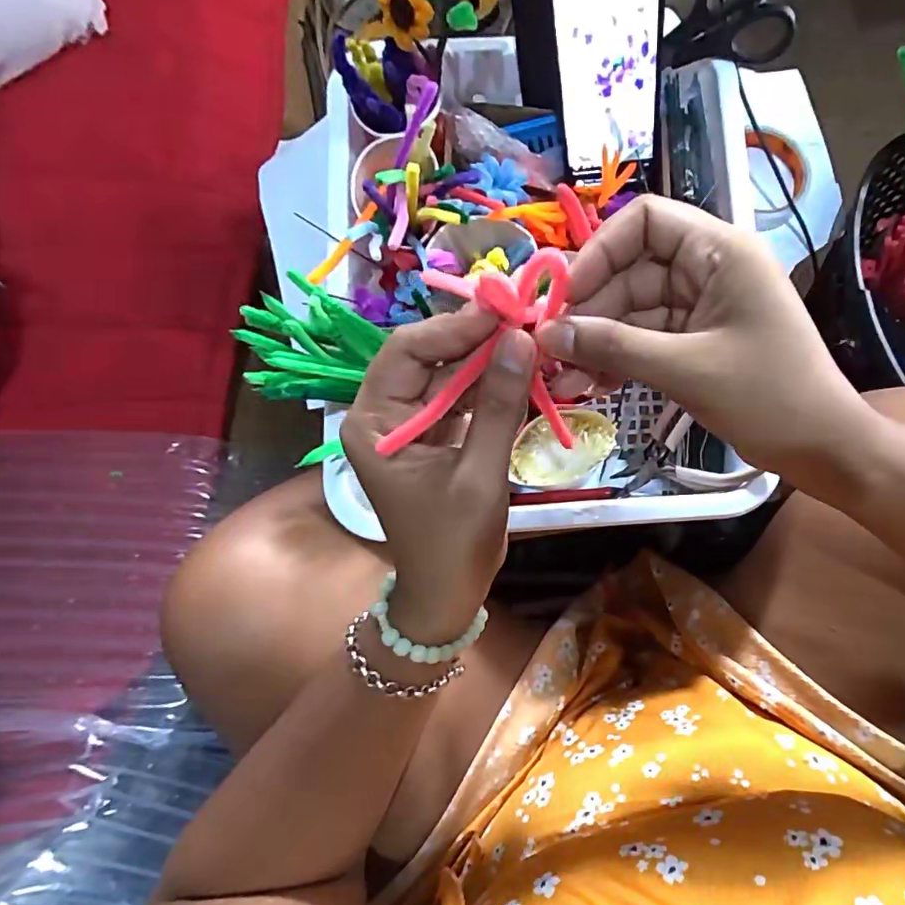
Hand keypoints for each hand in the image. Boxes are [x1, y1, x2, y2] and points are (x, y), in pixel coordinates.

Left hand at [339, 307, 533, 641]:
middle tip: (523, 321)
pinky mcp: (436, 439)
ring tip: (530, 342)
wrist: (448, 593)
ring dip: (488, 362)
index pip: (406, 352)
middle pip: (428, 359)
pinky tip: (523, 373)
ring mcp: (411, 428)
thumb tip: (521, 339)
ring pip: (449, 377)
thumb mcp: (481, 473)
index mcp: (374, 424)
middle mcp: (385, 417)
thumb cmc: (454, 542)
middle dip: (475, 341)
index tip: (501, 311)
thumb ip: (499, 406)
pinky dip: (492, 388)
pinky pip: (463, 401)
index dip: (453, 328)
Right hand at [535, 196, 871, 483]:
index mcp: (721, 251)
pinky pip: (652, 340)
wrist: (823, 446)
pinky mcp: (704, 342)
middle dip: (593, 312)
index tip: (566, 297)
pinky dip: (625, 359)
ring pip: (638, 312)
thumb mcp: (687, 369)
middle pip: (634, 272)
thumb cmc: (769, 397)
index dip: (600, 252)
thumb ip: (615, 347)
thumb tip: (550, 335)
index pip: (646, 221)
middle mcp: (712, 270)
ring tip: (567, 380)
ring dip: (602, 342)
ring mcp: (708, 308)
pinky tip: (596, 384)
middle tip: (554, 352)